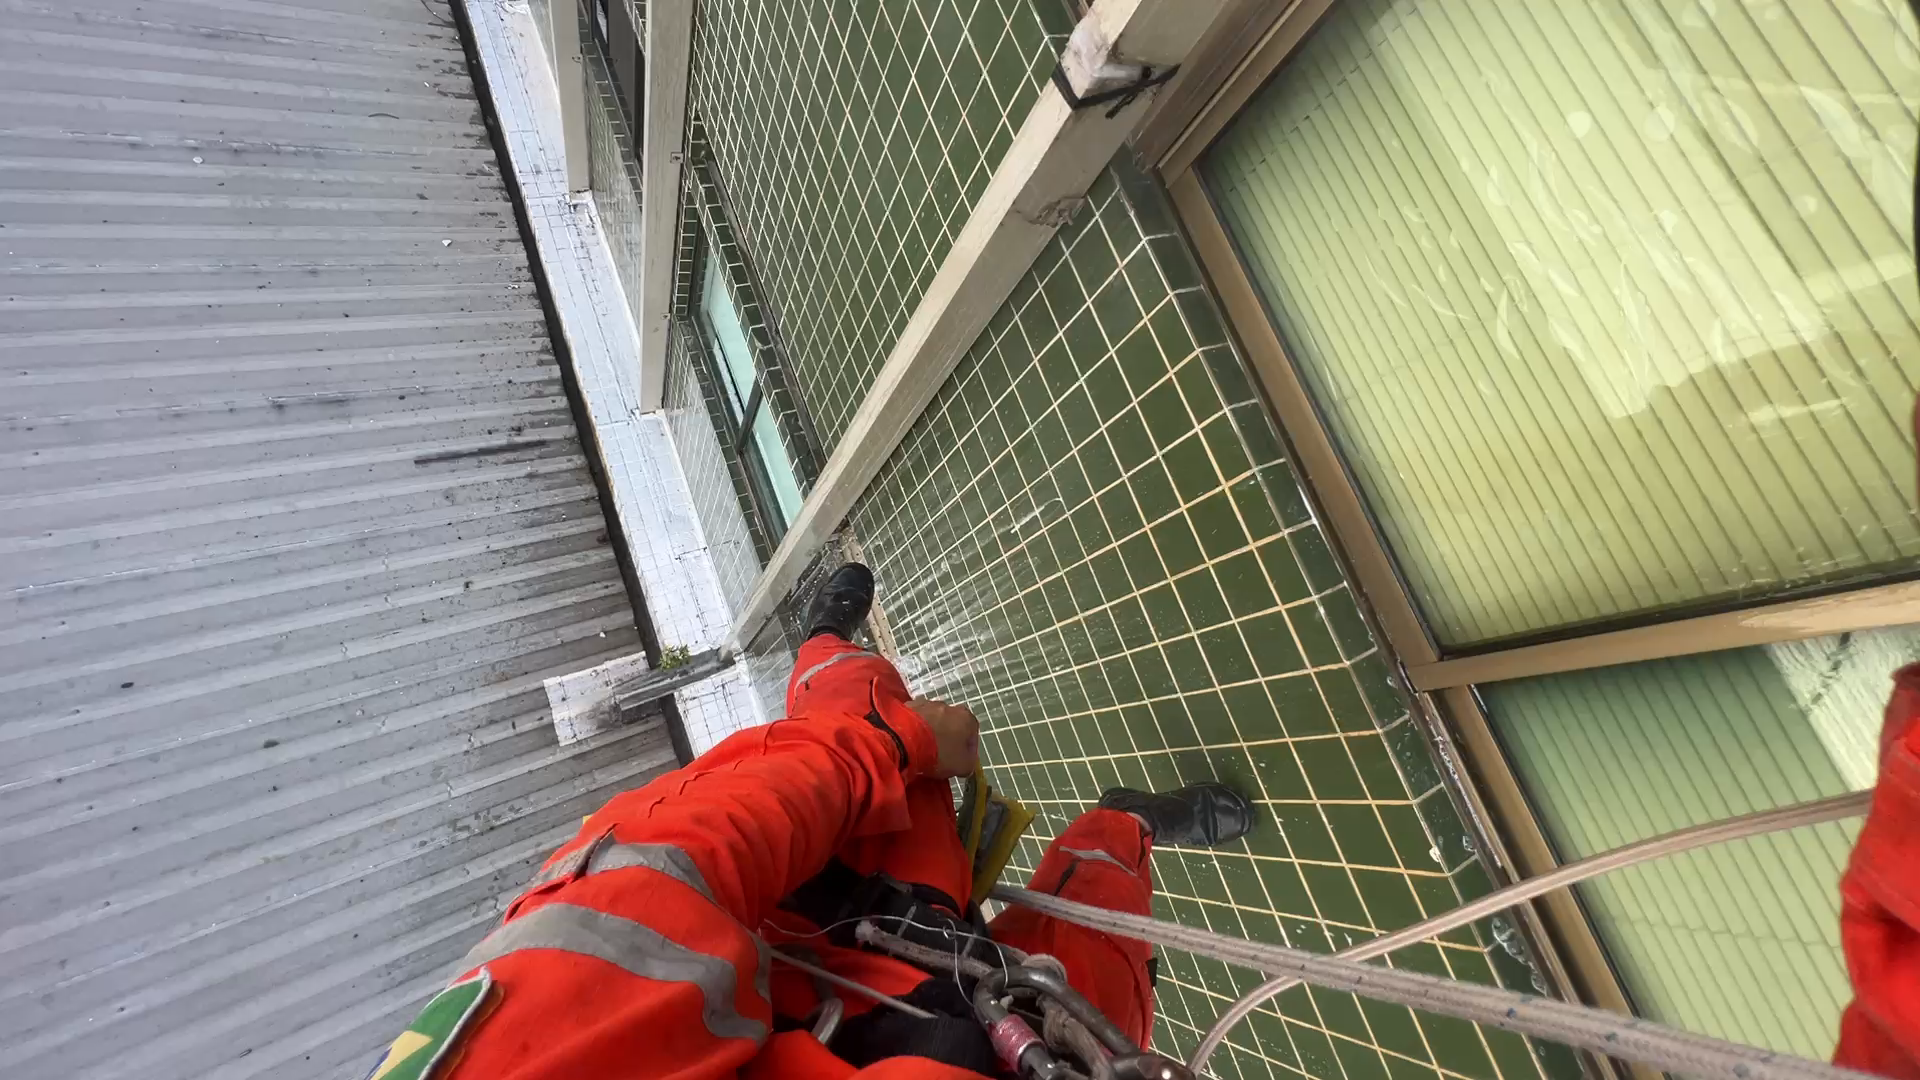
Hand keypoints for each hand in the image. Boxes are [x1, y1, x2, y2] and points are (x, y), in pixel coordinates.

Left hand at [906, 698, 978, 778]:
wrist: (904, 740)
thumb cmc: (939, 752)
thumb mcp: (962, 766)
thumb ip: (970, 764)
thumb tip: (967, 763)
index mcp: (966, 717)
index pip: (972, 734)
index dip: (968, 750)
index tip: (960, 762)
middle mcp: (949, 706)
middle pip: (952, 725)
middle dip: (949, 738)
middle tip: (941, 756)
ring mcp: (927, 704)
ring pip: (933, 720)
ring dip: (931, 732)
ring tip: (923, 749)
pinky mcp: (908, 705)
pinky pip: (916, 719)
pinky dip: (915, 728)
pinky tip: (910, 742)